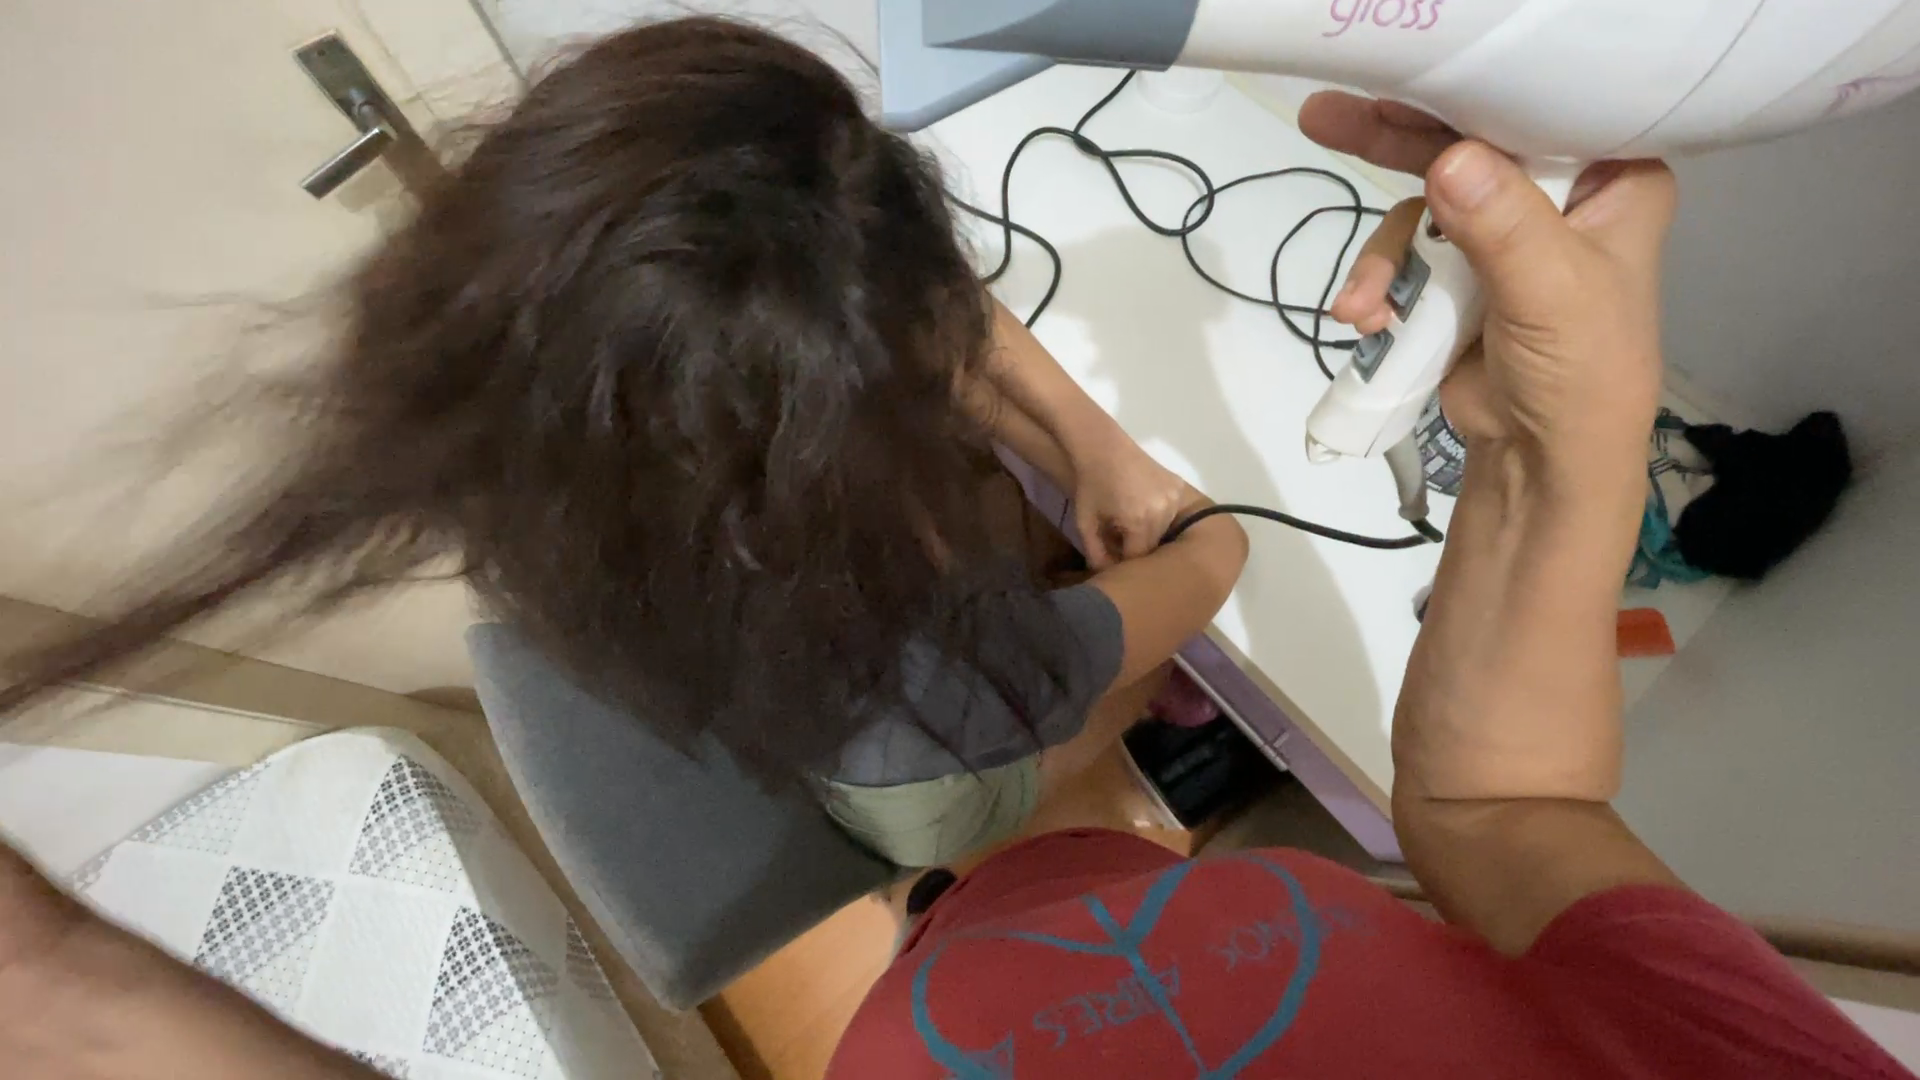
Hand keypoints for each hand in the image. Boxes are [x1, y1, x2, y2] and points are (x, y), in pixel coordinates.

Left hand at [1070, 436, 1192, 568]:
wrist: (1103, 447)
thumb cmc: (1090, 485)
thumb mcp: (1086, 522)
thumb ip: (1095, 553)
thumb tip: (1105, 576)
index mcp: (1139, 521)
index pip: (1138, 557)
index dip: (1123, 560)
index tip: (1112, 557)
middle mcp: (1163, 511)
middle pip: (1154, 546)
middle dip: (1136, 548)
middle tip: (1119, 540)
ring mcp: (1174, 497)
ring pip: (1164, 532)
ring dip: (1149, 534)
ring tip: (1129, 524)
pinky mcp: (1179, 486)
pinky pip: (1171, 514)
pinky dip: (1159, 517)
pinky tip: (1142, 509)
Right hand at [1302, 92, 1676, 490]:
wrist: (1537, 452)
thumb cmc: (1580, 368)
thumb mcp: (1551, 291)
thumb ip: (1502, 225)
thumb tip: (1447, 160)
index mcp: (1605, 180)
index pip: (1534, 115)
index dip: (1468, 97)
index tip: (1400, 83)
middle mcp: (1546, 200)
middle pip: (1457, 155)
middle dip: (1388, 148)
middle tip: (1321, 118)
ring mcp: (1490, 243)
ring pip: (1413, 220)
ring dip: (1377, 265)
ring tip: (1359, 312)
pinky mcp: (1448, 285)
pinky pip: (1397, 267)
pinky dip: (1375, 294)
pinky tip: (1365, 323)